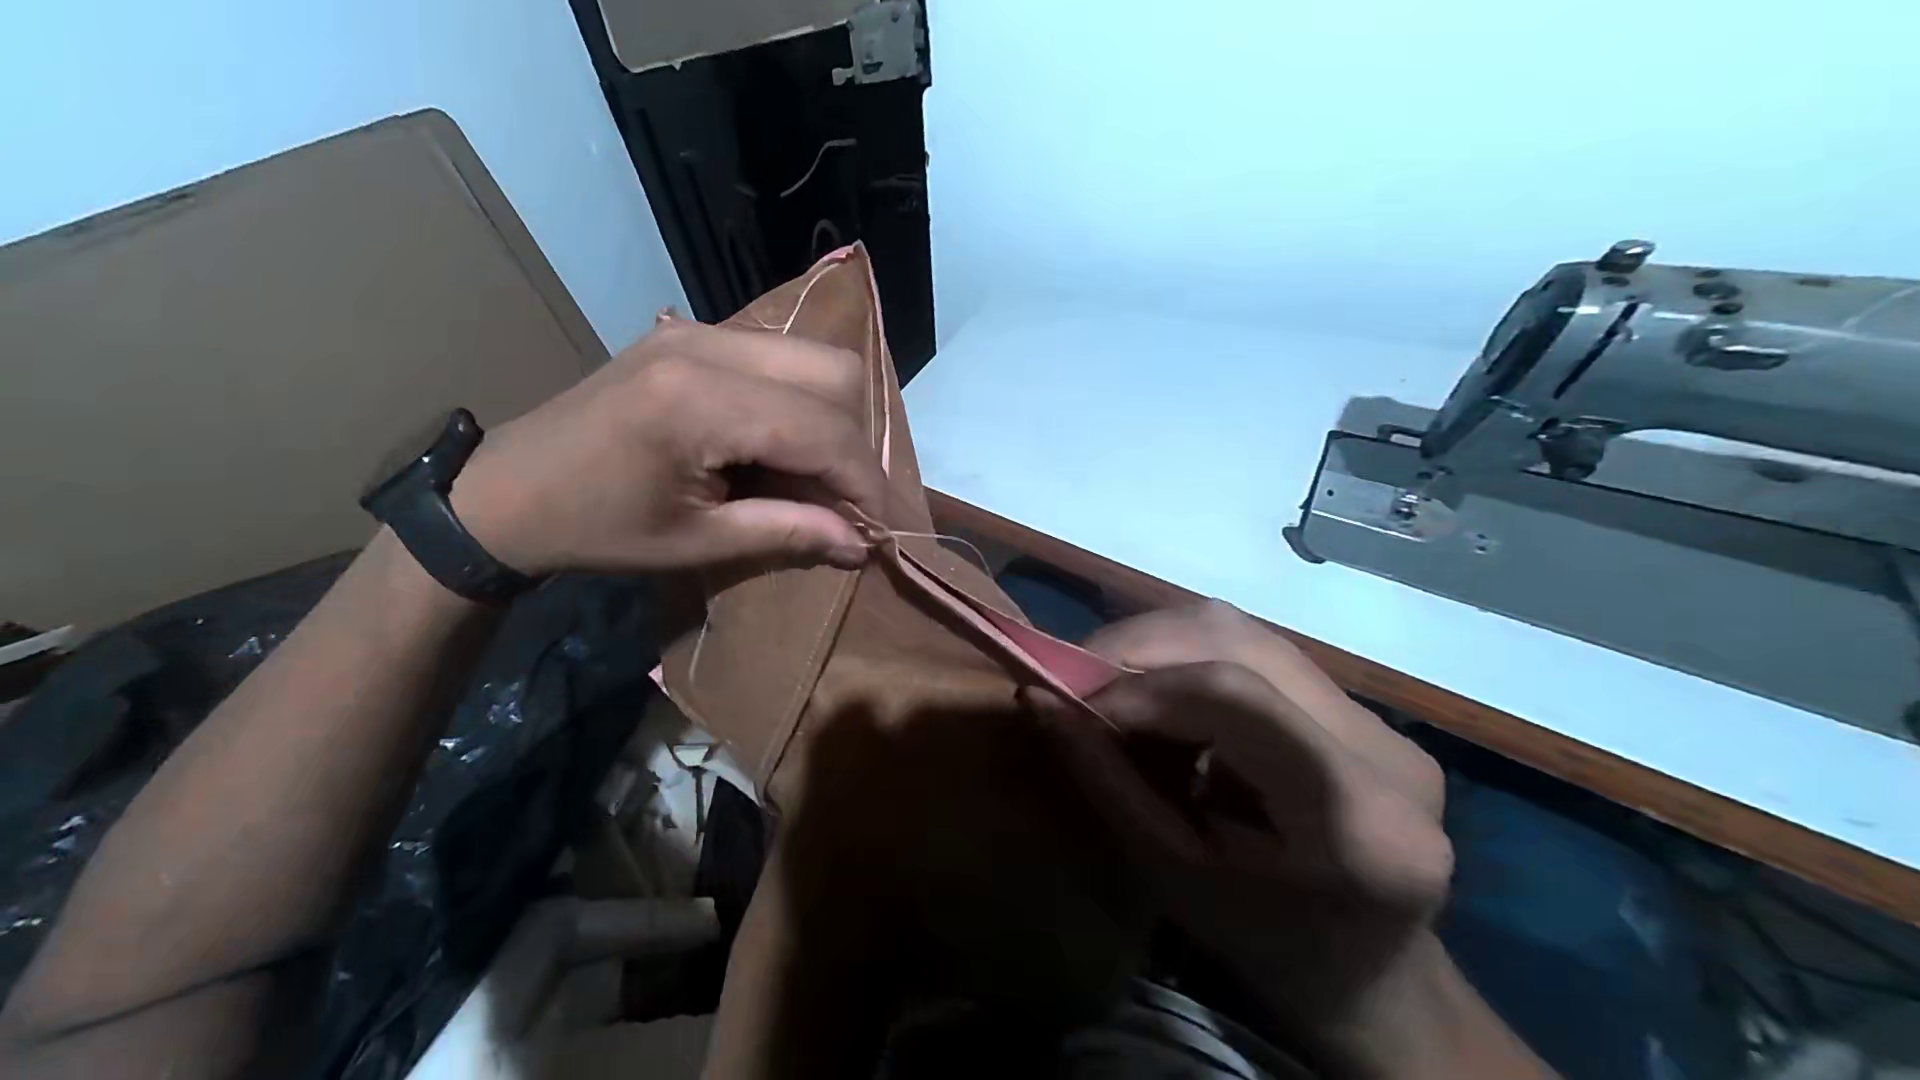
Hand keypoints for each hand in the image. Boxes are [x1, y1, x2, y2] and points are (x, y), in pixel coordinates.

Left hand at [449, 319, 886, 576]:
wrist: (507, 490)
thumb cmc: (596, 528)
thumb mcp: (696, 542)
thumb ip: (789, 532)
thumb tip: (862, 543)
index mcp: (699, 401)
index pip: (824, 429)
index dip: (865, 481)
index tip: (881, 526)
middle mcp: (707, 346)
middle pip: (836, 371)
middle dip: (859, 442)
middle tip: (852, 497)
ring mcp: (697, 330)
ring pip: (814, 356)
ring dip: (837, 418)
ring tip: (824, 476)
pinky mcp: (692, 333)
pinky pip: (780, 356)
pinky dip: (804, 401)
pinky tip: (787, 444)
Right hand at [1024, 603, 1458, 1071]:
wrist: (1366, 970)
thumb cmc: (1262, 947)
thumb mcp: (1172, 875)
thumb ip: (1109, 779)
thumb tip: (1037, 698)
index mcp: (1358, 816)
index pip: (1237, 696)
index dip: (1141, 685)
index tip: (1069, 701)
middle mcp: (1383, 746)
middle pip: (1237, 640)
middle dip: (1136, 646)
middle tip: (1073, 677)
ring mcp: (1379, 717)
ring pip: (1242, 631)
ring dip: (1156, 645)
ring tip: (1109, 682)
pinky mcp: (1359, 705)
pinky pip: (1252, 649)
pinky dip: (1184, 658)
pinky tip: (1160, 694)